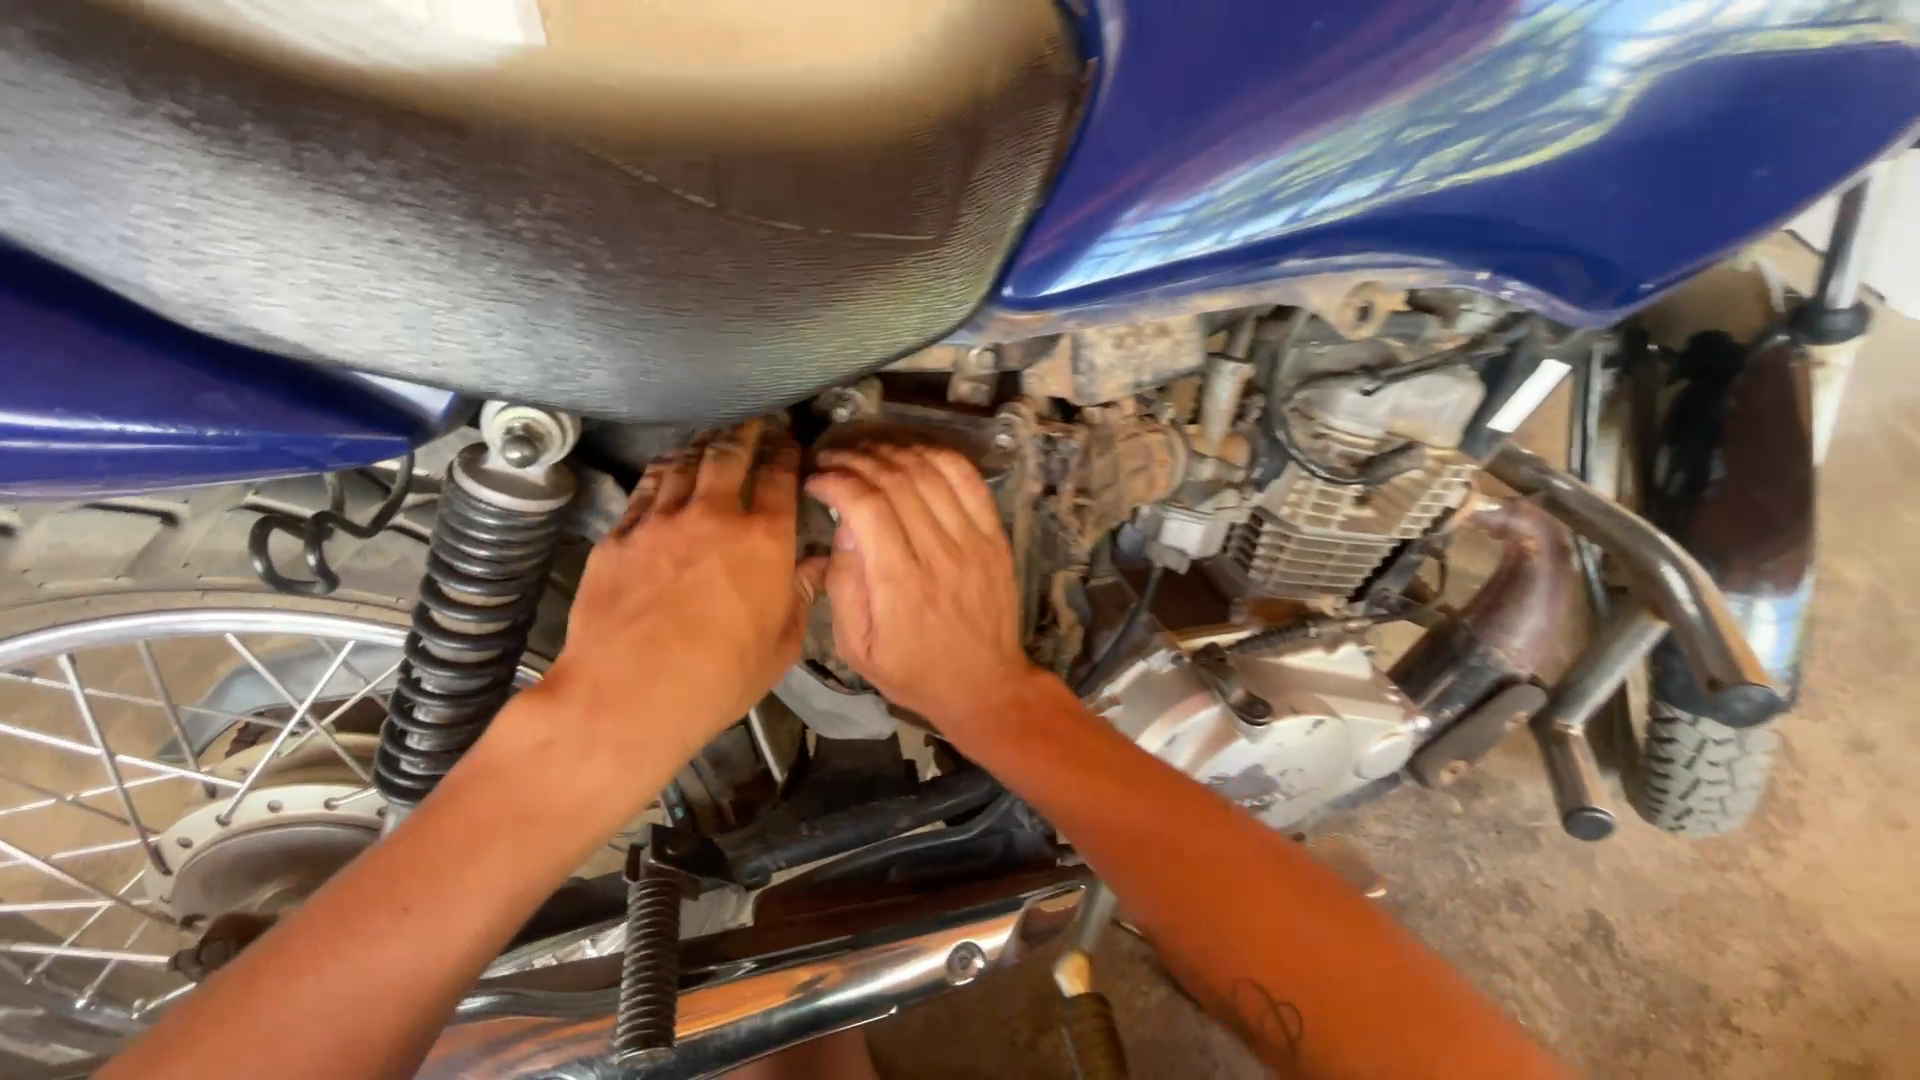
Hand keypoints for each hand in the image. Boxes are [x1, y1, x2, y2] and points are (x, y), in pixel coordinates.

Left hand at [535, 419, 824, 763]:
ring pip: (684, 462)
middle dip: (746, 433)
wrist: (629, 691)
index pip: (779, 477)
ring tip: (712, 438)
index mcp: (764, 539)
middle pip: (729, 454)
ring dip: (702, 444)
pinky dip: (662, 470)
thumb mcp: (781, 645)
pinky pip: (645, 487)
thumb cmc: (720, 676)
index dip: (787, 453)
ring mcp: (661, 520)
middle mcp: (714, 514)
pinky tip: (667, 468)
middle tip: (753, 424)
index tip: (789, 444)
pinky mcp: (621, 534)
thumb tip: (814, 566)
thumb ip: (800, 597)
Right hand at [805, 445, 1045, 734]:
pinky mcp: (995, 537)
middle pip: (896, 481)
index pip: (865, 506)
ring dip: (893, 453)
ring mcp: (973, 542)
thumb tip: (843, 527)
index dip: (836, 481)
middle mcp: (938, 555)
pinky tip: (914, 455)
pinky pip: (969, 481)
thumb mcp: (857, 648)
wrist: (984, 685)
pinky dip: (939, 457)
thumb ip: (843, 586)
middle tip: (835, 459)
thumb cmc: (913, 672)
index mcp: (899, 584)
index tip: (816, 480)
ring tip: (867, 454)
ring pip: (931, 473)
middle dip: (857, 460)